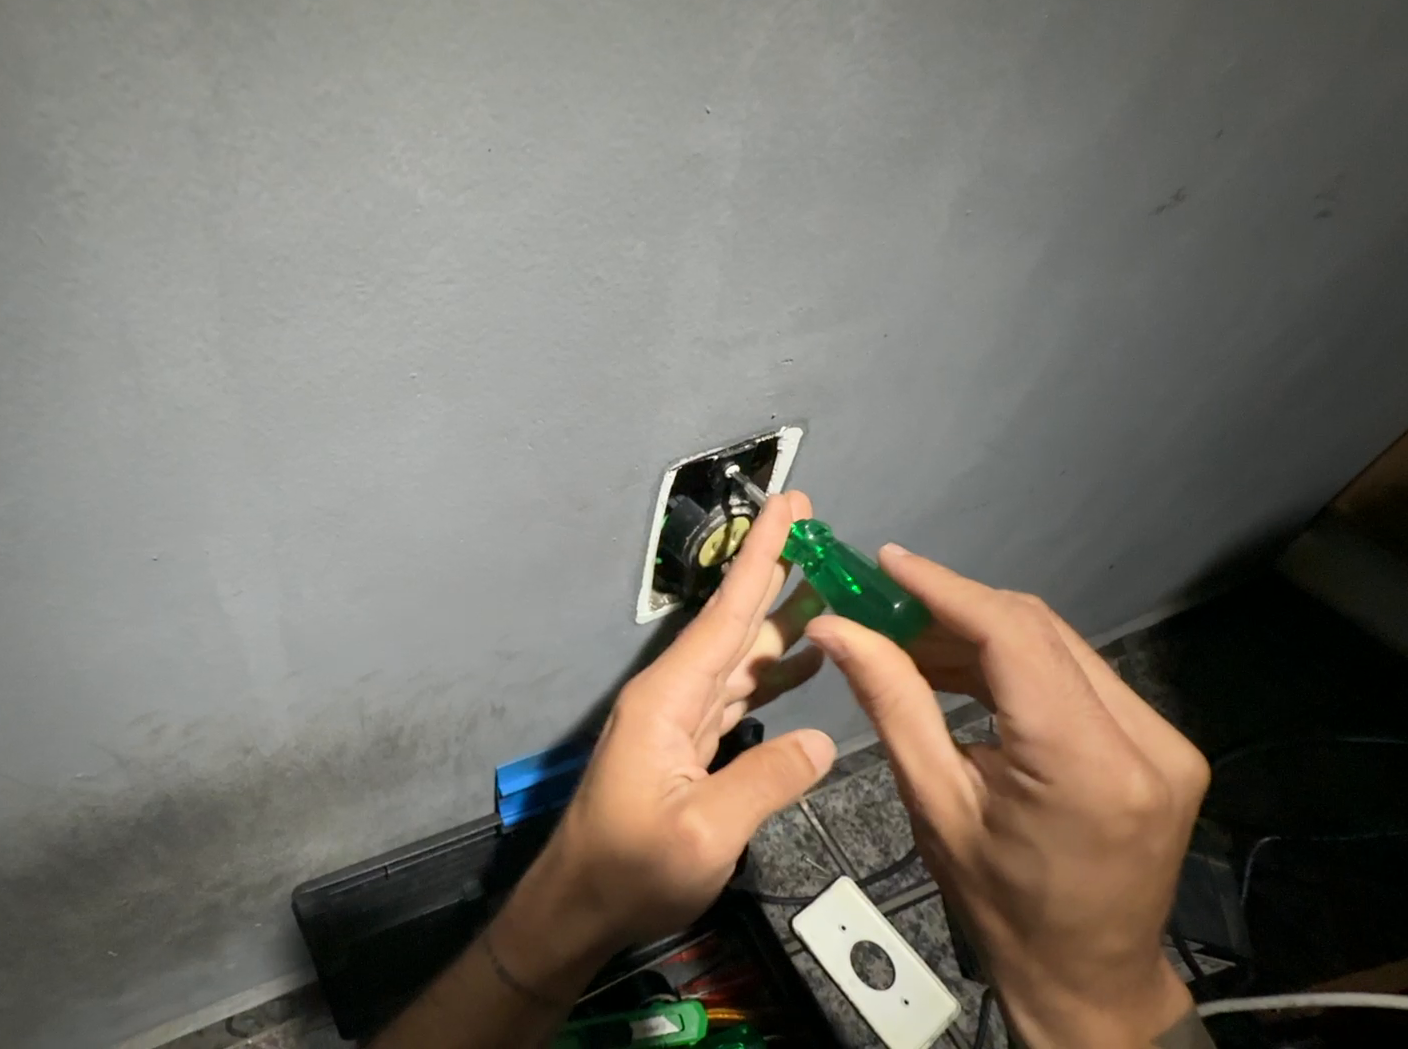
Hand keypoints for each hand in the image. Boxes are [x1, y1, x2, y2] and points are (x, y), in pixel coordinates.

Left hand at [498, 491, 835, 976]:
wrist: (583, 901)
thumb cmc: (632, 869)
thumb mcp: (705, 833)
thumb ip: (766, 779)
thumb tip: (825, 739)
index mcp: (669, 698)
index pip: (724, 615)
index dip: (760, 558)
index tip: (787, 507)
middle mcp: (672, 694)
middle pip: (731, 622)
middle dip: (771, 570)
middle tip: (810, 522)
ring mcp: (678, 719)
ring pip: (738, 655)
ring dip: (778, 619)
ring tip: (824, 585)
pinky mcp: (686, 744)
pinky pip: (736, 694)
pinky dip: (770, 673)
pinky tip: (802, 663)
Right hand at [806, 547, 1208, 1047]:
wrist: (1086, 973)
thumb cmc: (996, 899)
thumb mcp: (931, 799)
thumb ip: (889, 701)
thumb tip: (832, 628)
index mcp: (1086, 763)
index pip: (1014, 637)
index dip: (944, 589)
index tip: (885, 562)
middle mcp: (1145, 739)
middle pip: (1038, 630)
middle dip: (951, 606)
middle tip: (879, 604)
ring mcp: (1162, 738)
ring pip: (1055, 644)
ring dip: (975, 632)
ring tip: (904, 640)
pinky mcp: (1157, 743)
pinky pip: (1071, 673)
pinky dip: (1006, 660)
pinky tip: (953, 669)